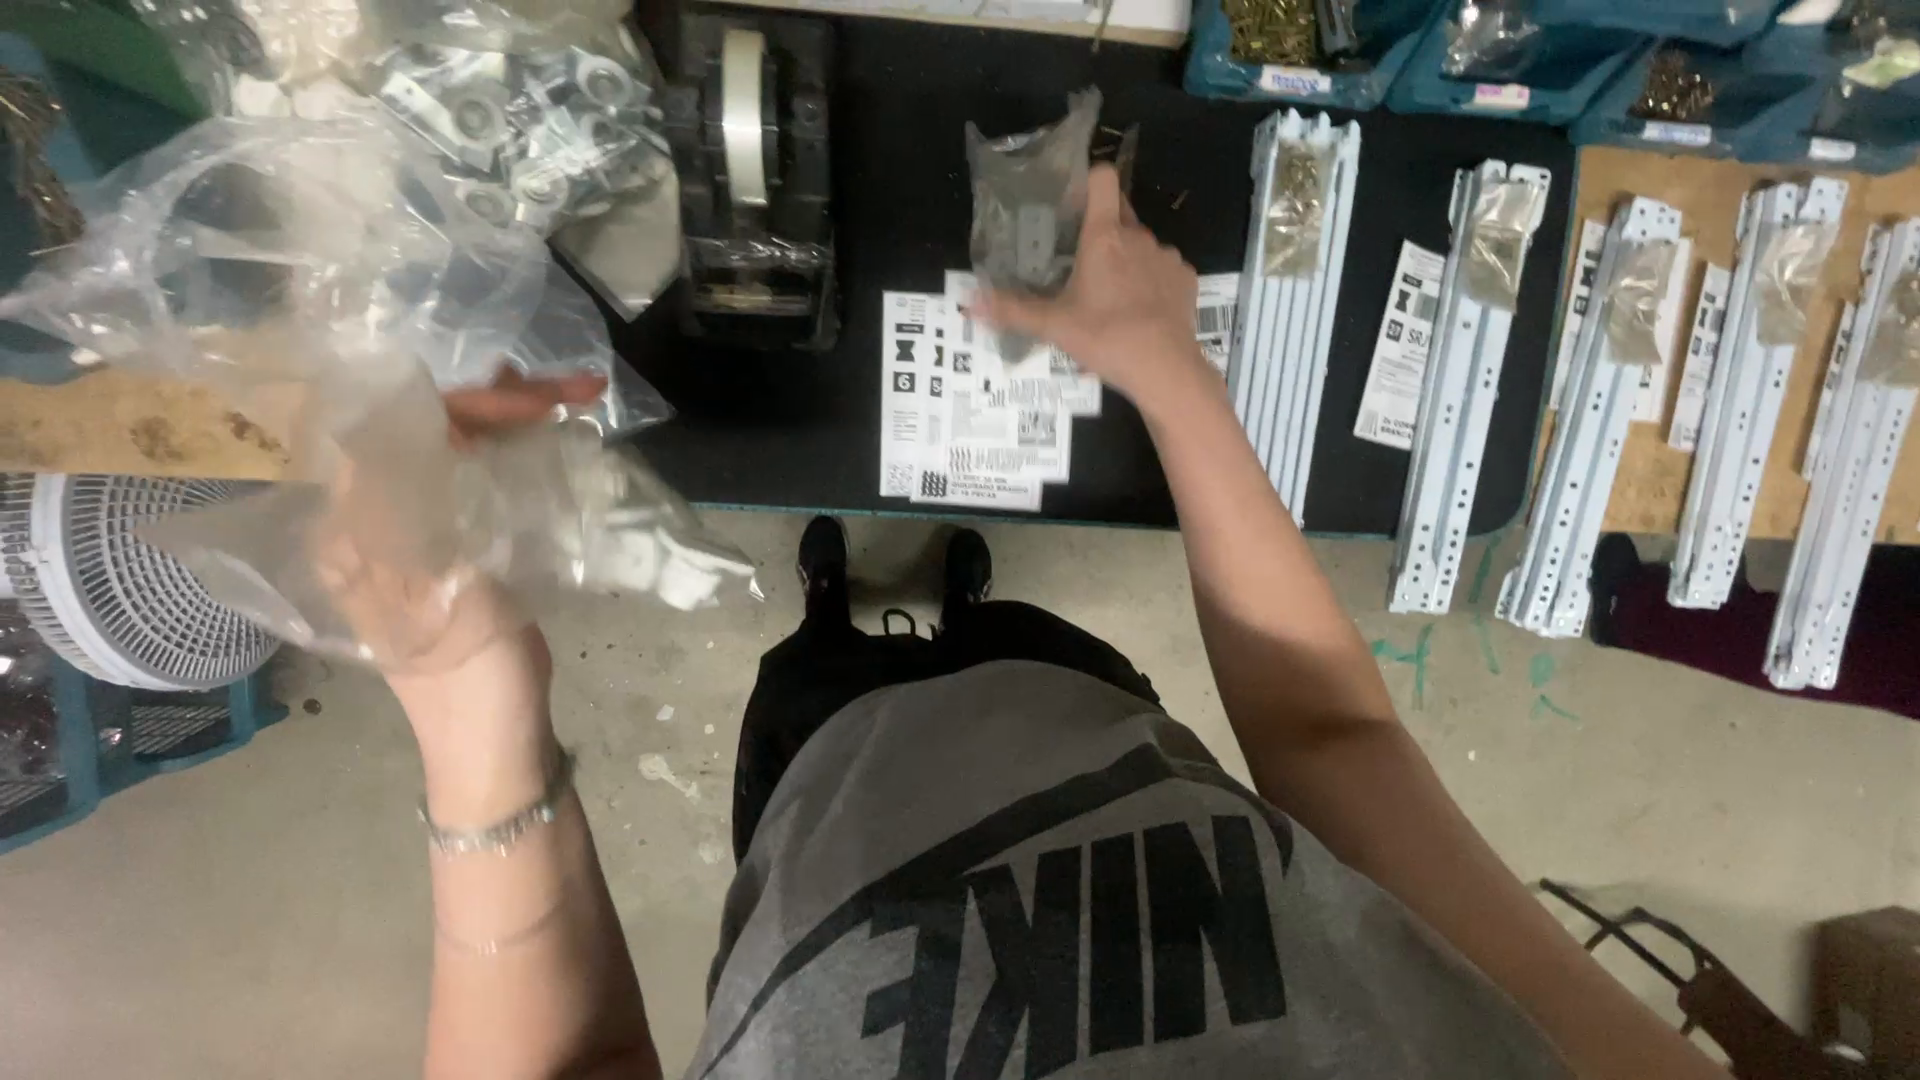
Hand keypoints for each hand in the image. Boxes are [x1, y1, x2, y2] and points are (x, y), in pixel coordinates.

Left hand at [350, 371, 605, 819]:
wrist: (493, 740)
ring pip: (453, 453)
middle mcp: (374, 524)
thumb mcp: (447, 599)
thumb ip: (424, 518)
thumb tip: (427, 428)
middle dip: (497, 405)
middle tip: (575, 391)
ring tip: (568, 398)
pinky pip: (472, 480)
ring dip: (509, 421)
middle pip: (425, 436)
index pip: (391, 435)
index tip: (531, 403)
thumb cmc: (470, 679)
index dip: (461, 406)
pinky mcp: (455, 547)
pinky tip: (542, 437)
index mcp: (352, 535)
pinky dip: (509, 452)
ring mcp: (416, 535)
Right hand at [971, 164, 1215, 412]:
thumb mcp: (1053, 327)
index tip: (1075, 203)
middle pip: (1120, 212)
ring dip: (1128, 260)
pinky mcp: (1185, 279)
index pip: (1103, 179)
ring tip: (1113, 297)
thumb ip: (1012, 311)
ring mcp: (1166, 256)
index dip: (1089, 181)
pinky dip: (1152, 283)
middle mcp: (1138, 236)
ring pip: (1142, 245)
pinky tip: (1142, 312)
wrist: (1164, 368)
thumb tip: (969, 302)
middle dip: (1102, 229)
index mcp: (1104, 237)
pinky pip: (1164, 270)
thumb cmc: (1105, 338)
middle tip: (1083, 261)